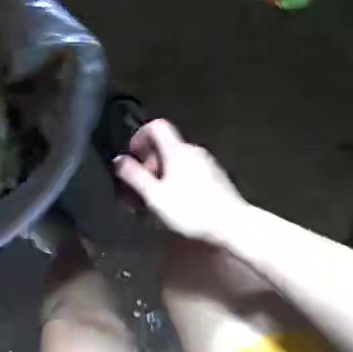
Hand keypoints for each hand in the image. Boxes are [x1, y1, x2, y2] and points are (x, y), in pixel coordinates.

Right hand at [112, 119, 248, 245]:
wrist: (234, 225)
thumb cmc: (192, 210)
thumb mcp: (156, 196)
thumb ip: (134, 176)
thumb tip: (118, 160)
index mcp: (177, 151)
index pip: (156, 126)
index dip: (139, 136)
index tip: (132, 157)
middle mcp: (193, 151)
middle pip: (164, 146)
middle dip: (148, 164)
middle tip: (140, 188)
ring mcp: (206, 163)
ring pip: (176, 161)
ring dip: (161, 175)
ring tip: (155, 201)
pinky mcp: (215, 177)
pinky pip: (188, 171)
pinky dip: (176, 180)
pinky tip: (175, 204)